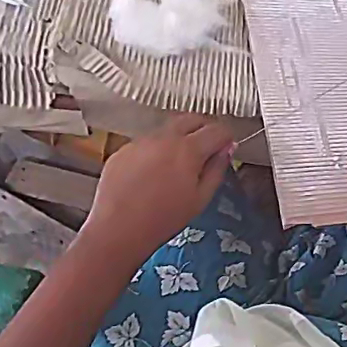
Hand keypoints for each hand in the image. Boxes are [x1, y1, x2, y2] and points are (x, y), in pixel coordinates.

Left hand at [82, 115, 234, 258]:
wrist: (118, 228)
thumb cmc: (164, 218)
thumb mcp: (200, 198)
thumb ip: (216, 170)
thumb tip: (226, 150)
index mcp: (188, 149)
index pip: (216, 130)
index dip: (226, 137)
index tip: (228, 146)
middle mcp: (164, 137)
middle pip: (191, 118)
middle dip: (204, 128)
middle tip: (208, 146)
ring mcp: (141, 141)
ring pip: (167, 130)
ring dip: (179, 138)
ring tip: (178, 165)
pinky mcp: (123, 150)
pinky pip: (146, 143)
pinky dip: (156, 151)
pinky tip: (152, 174)